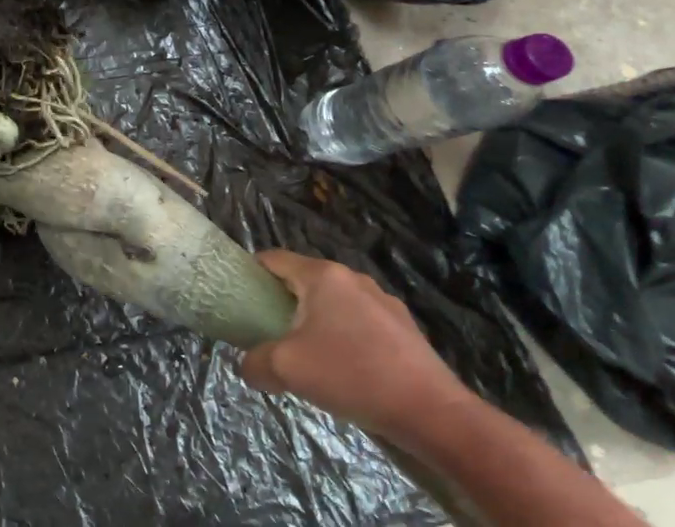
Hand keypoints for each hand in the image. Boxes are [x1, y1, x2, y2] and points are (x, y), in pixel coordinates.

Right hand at [241, 250, 476, 441]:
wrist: (434, 415)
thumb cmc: (352, 376)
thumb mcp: (285, 370)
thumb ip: (254, 362)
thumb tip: (249, 366)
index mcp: (323, 276)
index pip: (272, 258)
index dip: (250, 274)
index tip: (239, 301)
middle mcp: (354, 279)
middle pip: (303, 280)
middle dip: (282, 303)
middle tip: (269, 333)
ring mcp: (384, 303)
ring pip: (333, 303)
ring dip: (315, 322)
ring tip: (308, 355)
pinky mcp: (405, 329)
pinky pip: (360, 322)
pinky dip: (344, 337)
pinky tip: (346, 370)